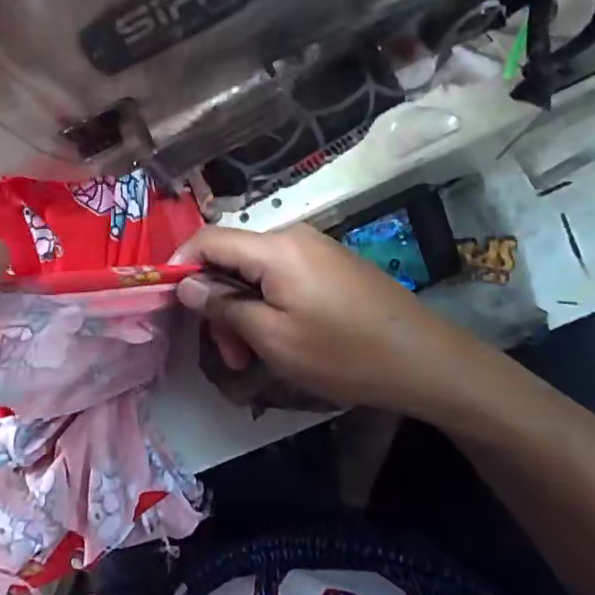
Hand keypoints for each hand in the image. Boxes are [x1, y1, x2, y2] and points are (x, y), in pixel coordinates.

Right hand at [173, 224, 497, 418]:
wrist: (424, 359)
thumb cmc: (343, 352)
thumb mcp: (273, 338)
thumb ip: (223, 306)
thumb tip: (184, 284)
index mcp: (275, 247)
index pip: (207, 239)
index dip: (179, 267)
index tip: (169, 307)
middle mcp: (293, 236)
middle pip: (232, 257)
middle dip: (218, 303)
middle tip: (229, 356)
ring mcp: (315, 249)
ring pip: (256, 271)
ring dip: (243, 310)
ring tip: (253, 356)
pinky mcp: (331, 265)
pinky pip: (282, 276)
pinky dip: (268, 305)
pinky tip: (280, 338)